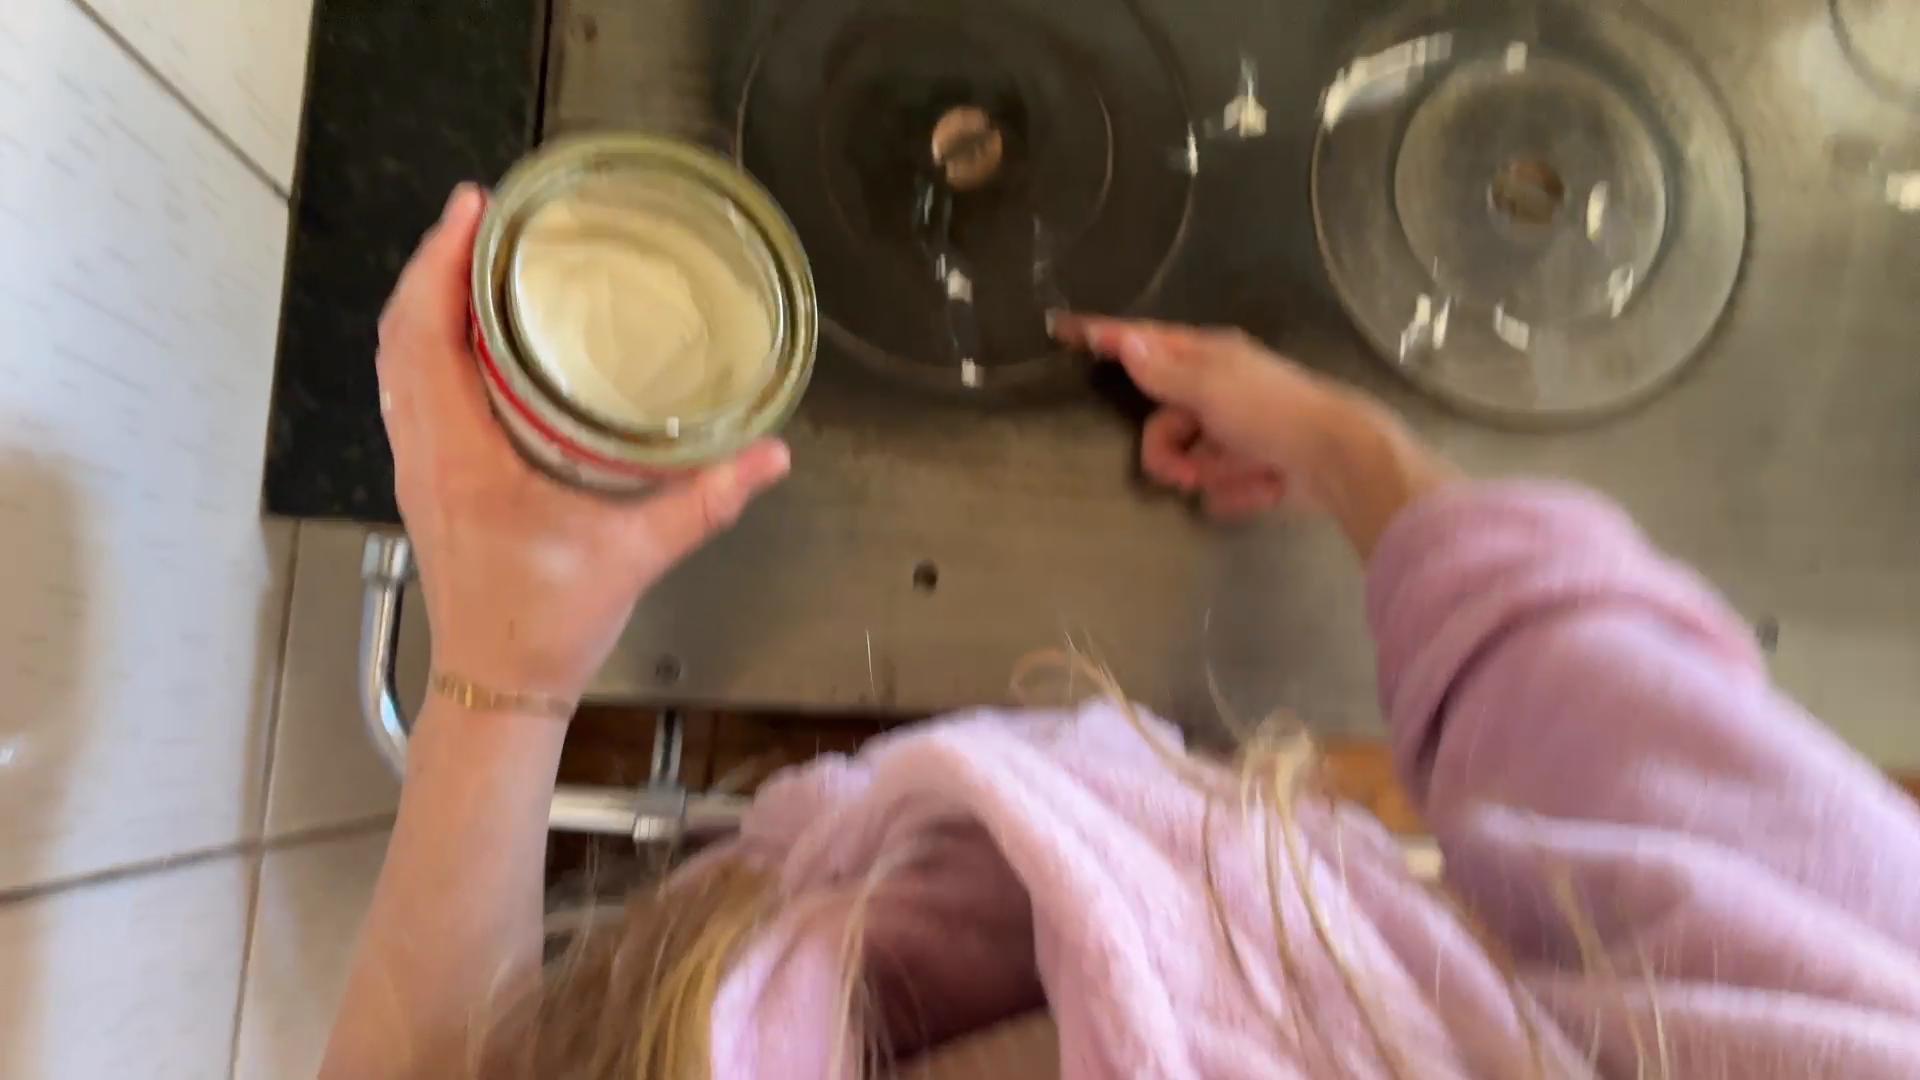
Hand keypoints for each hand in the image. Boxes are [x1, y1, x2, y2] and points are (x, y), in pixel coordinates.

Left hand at [377, 186, 790, 704]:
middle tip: (491, 223)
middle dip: (437, 266)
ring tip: (484, 269)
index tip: (476, 208)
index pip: (425, 335)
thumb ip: (705, 503)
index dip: (442, 262)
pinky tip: (481, 348)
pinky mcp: (434, 484)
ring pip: (402, 366)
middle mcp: (427, 450)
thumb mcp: (637, 555)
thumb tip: (773, 456)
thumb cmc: (553, 620)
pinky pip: (416, 395)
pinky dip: (435, 350)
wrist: (500, 682)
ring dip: (431, 307)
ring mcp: (422, 468)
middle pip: (402, 335)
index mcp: (462, 455)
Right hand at [1051, 314, 1454, 556]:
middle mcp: (1213, 391)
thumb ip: (1163, 370)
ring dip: (1207, 474)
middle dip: (1170, 454)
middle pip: (1158, 425)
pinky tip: (1262, 485)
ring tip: (1241, 475)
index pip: (1141, 342)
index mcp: (1205, 358)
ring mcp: (1229, 432)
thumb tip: (1125, 342)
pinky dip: (1234, 489)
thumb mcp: (1210, 387)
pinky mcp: (1245, 465)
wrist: (1335, 462)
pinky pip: (1213, 483)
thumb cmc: (1271, 412)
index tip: (1062, 328)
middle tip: (1188, 469)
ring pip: (1183, 460)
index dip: (1102, 336)